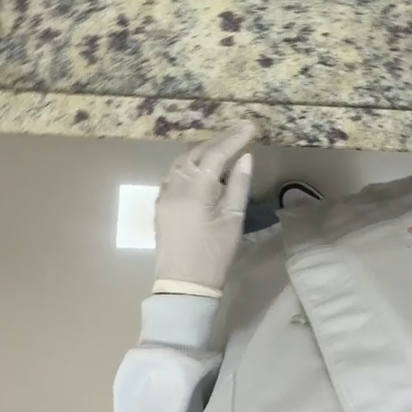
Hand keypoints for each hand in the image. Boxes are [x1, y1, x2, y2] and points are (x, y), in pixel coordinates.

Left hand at [153, 123, 255, 294]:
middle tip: (240, 133)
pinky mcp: (161, 205)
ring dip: (202, 151)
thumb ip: (238, 185)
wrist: (183, 284)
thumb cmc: (214, 253)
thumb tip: (246, 157)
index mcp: (196, 187)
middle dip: (219, 140)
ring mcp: (165, 194)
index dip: (235, 138)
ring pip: (182, 161)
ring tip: (222, 147)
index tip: (251, 126)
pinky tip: (200, 168)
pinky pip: (173, 175)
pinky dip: (189, 165)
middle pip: (197, 152)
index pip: (217, 153)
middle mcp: (176, 185)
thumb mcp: (233, 219)